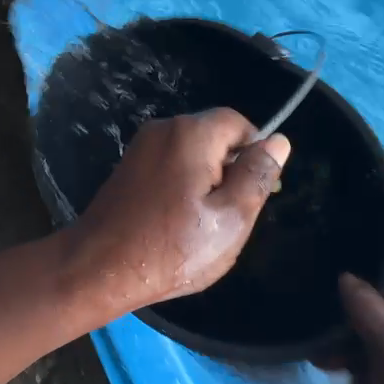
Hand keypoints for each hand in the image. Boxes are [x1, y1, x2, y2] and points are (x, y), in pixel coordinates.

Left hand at [66, 110, 290, 312]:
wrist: (105, 262)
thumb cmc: (174, 246)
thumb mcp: (231, 217)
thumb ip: (256, 175)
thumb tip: (278, 140)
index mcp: (189, 133)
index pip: (236, 121)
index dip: (255, 150)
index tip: (258, 189)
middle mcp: (162, 128)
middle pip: (213, 133)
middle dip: (232, 166)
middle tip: (233, 213)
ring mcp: (142, 144)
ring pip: (192, 149)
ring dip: (209, 177)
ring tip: (207, 221)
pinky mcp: (130, 162)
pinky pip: (171, 160)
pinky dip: (185, 181)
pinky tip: (182, 217)